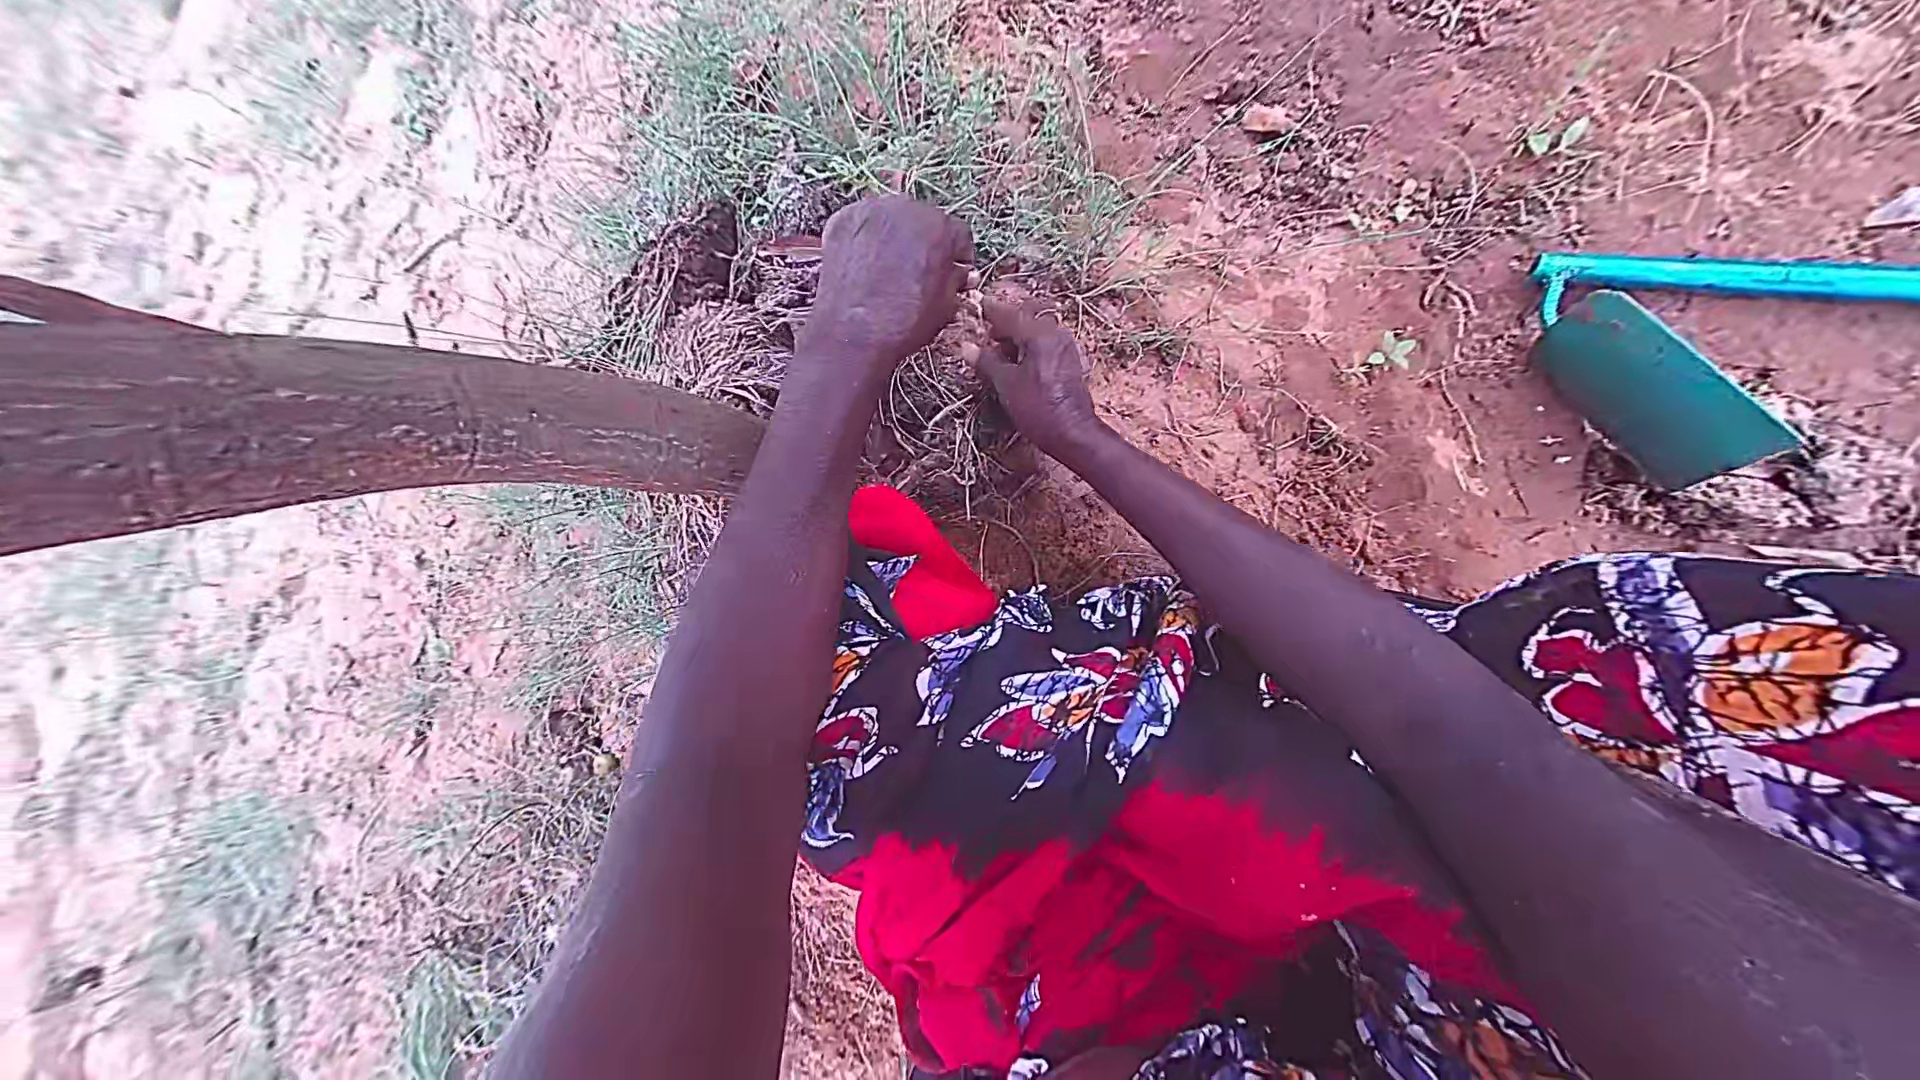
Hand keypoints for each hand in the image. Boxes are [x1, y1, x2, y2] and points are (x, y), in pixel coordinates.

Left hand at [799, 197, 973, 371]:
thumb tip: (957, 273)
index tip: (952, 271)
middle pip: (924, 223)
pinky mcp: (844, 219)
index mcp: (941, 227)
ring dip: (896, 240)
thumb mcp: (945, 307)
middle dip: (926, 245)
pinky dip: (868, 242)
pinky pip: (864, 227)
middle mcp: (908, 209)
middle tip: (919, 273)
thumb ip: (956, 280)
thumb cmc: (904, 323)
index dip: (956, 257)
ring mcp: (873, 211)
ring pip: (893, 222)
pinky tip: (867, 268)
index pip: (958, 235)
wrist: (855, 333)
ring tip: (890, 272)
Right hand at [975, 299, 1109, 459]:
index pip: (1011, 314)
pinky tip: (1017, 364)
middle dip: (1005, 325)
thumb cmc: (1038, 408)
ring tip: (998, 352)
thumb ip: (986, 361)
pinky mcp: (1069, 364)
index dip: (992, 310)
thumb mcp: (1006, 384)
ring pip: (1036, 334)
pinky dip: (1028, 349)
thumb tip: (967, 347)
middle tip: (986, 332)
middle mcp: (1056, 335)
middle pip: (1026, 321)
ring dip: (1016, 339)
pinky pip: (1045, 347)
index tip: (978, 304)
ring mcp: (1066, 349)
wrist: (1072, 434)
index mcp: (1040, 334)